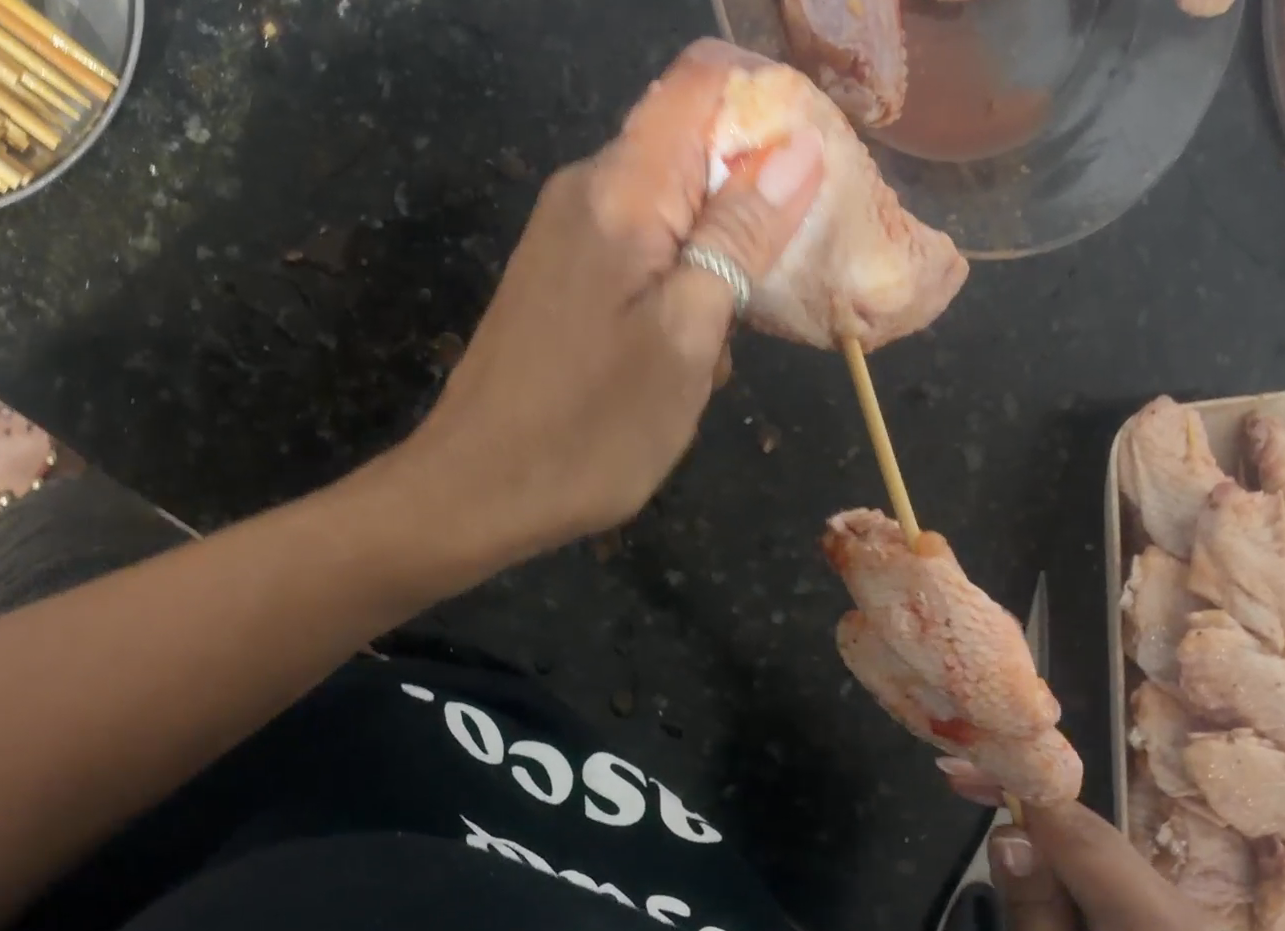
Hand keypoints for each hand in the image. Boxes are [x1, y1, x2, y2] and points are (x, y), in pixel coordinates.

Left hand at [401, 38, 823, 557]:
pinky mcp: (557, 285)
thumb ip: (738, 238)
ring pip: (669, 216)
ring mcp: (564, 242)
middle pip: (691, 151)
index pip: (704, 82)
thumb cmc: (588, 429)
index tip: (812, 181)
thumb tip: (794, 150)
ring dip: (712, 268)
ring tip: (719, 347)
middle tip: (784, 281)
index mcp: (619, 190)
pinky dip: (673, 295)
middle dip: (749, 205)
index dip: (769, 110)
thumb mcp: (685, 337)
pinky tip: (676, 361)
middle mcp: (585, 195)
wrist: (473, 492)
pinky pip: (636, 260)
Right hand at [945, 765, 1201, 930]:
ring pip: (1086, 834)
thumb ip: (1030, 915)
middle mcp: (1174, 907)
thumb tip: (1011, 832)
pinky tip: (1009, 827)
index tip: (963, 766)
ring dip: (1029, 810)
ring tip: (970, 786)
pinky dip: (1044, 834)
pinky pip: (1089, 854)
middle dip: (1022, 793)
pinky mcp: (1142, 908)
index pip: (1082, 838)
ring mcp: (1162, 906)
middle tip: (955, 773)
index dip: (1023, 792)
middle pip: (1087, 827)